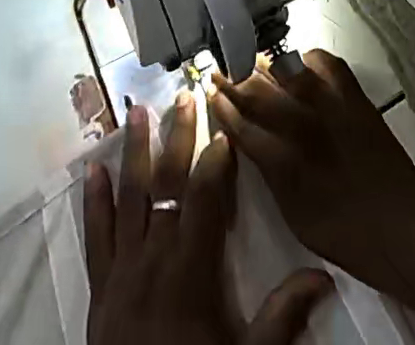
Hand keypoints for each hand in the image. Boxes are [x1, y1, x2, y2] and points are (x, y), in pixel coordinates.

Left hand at [85, 92, 332, 344]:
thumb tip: (323, 276)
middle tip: (182, 98)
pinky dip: (94, 198)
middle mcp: (154, 253)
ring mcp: (122, 264)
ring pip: (129, 194)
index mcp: (191, 267)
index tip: (223, 131)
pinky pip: (96, 231)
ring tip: (137, 112)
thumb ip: (282, 316)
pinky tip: (92, 168)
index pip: (204, 198)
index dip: (215, 162)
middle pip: (166, 183)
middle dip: (176, 137)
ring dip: (134, 151)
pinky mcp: (100, 281)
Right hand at [208, 51, 414, 314]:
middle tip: (218, 71)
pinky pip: (325, 62)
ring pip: (283, 71)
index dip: (221, 106)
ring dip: (261, 65)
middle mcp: (300, 127)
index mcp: (282, 160)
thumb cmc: (343, 232)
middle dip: (232, 80)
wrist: (407, 231)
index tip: (209, 93)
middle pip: (255, 91)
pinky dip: (307, 58)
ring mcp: (328, 106)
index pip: (239, 122)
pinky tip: (298, 64)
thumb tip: (244, 139)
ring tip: (249, 62)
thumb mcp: (292, 213)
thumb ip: (266, 171)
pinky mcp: (353, 97)